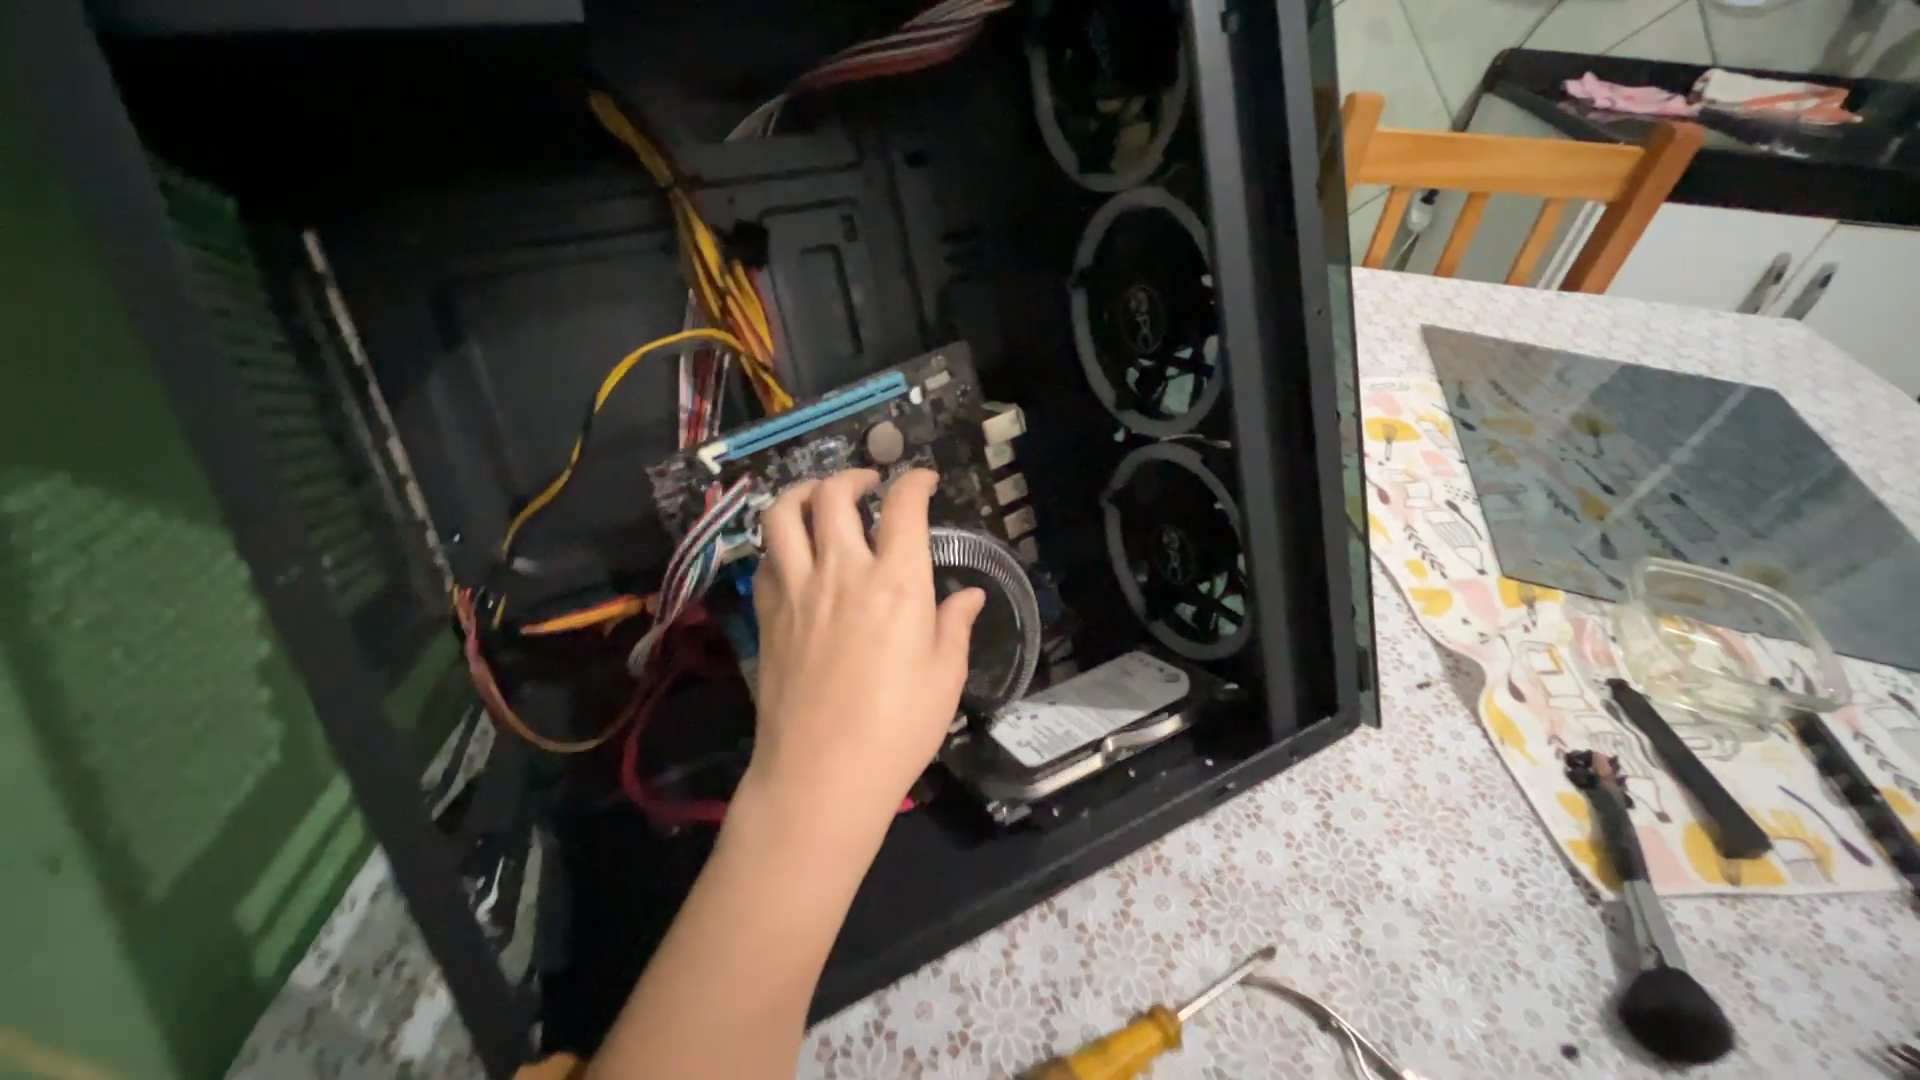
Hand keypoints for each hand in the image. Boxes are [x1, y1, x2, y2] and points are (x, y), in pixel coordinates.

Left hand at [747, 468, 984, 821]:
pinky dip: (781, 541)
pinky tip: (795, 554)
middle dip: (854, 476)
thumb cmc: (898, 729)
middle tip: (870, 484)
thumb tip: (967, 595)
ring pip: (783, 513)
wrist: (821, 774)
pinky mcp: (767, 614)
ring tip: (819, 498)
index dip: (916, 481)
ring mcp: (797, 590)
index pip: (904, 506)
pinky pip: (766, 558)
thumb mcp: (945, 677)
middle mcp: (843, 571)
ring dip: (803, 492)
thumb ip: (954, 625)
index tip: (924, 480)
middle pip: (834, 495)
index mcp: (897, 583)